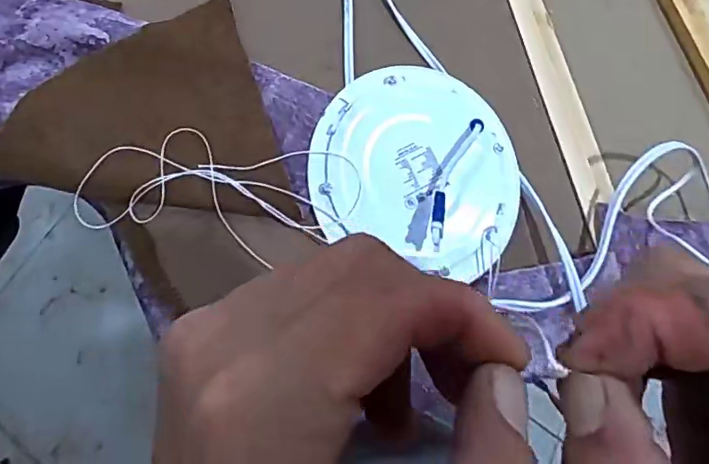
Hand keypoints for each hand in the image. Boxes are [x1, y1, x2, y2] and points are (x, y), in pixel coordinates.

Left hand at [154, 235, 533, 462]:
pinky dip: (350, 322)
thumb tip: (503, 370)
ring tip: (407, 402)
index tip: (508, 358)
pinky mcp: (200, 330)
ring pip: (337, 266)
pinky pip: (303, 286)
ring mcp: (204, 326)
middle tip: (466, 376)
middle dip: (432, 309)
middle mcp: (223, 337)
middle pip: (366, 265)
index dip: (463, 313)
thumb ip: (467, 450)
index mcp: (259, 395)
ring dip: (393, 317)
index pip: (388, 297)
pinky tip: (355, 391)